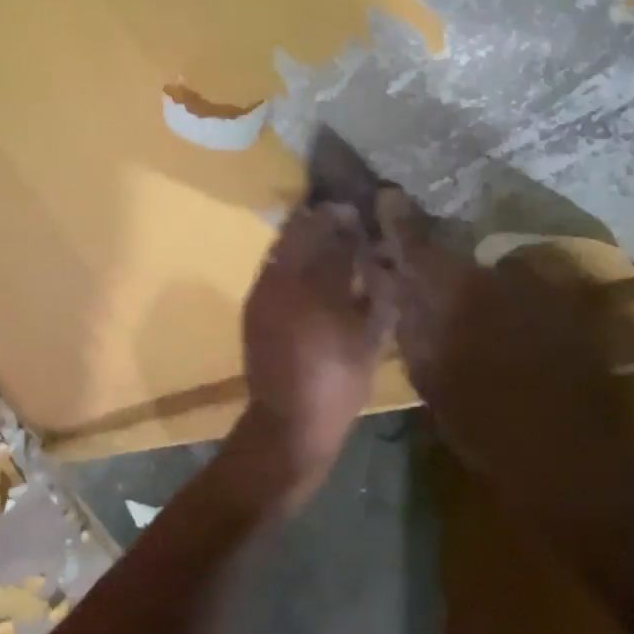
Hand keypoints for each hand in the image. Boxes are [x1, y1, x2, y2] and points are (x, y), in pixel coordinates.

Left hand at [239, 203, 383, 487]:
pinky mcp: (253, 309)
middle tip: (343, 216)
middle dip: (321, 221)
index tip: (358, 209)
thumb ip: (376, 293)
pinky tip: (311, 267)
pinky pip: (272, 269)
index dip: (343, 218)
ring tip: (329, 235)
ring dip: (303, 236)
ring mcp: (261, 294)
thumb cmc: (336, 384)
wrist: (288, 425)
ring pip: (283, 249)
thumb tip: (380, 257)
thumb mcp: (368, 339)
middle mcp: (279, 280)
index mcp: (310, 285)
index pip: (326, 233)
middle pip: (299, 234)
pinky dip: (290, 258)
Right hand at [363, 189, 629, 485]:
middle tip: (427, 286)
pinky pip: (530, 293)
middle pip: (458, 258)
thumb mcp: (428, 376)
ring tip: (473, 319)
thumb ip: (409, 320)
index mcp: (456, 290)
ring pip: (495, 275)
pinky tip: (510, 333)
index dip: (398, 217)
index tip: (387, 193)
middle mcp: (499, 275)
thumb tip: (394, 283)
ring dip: (480, 287)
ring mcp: (542, 289)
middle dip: (440, 266)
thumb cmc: (484, 424)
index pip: (416, 241)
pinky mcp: (573, 309)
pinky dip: (513, 303)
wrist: (572, 460)